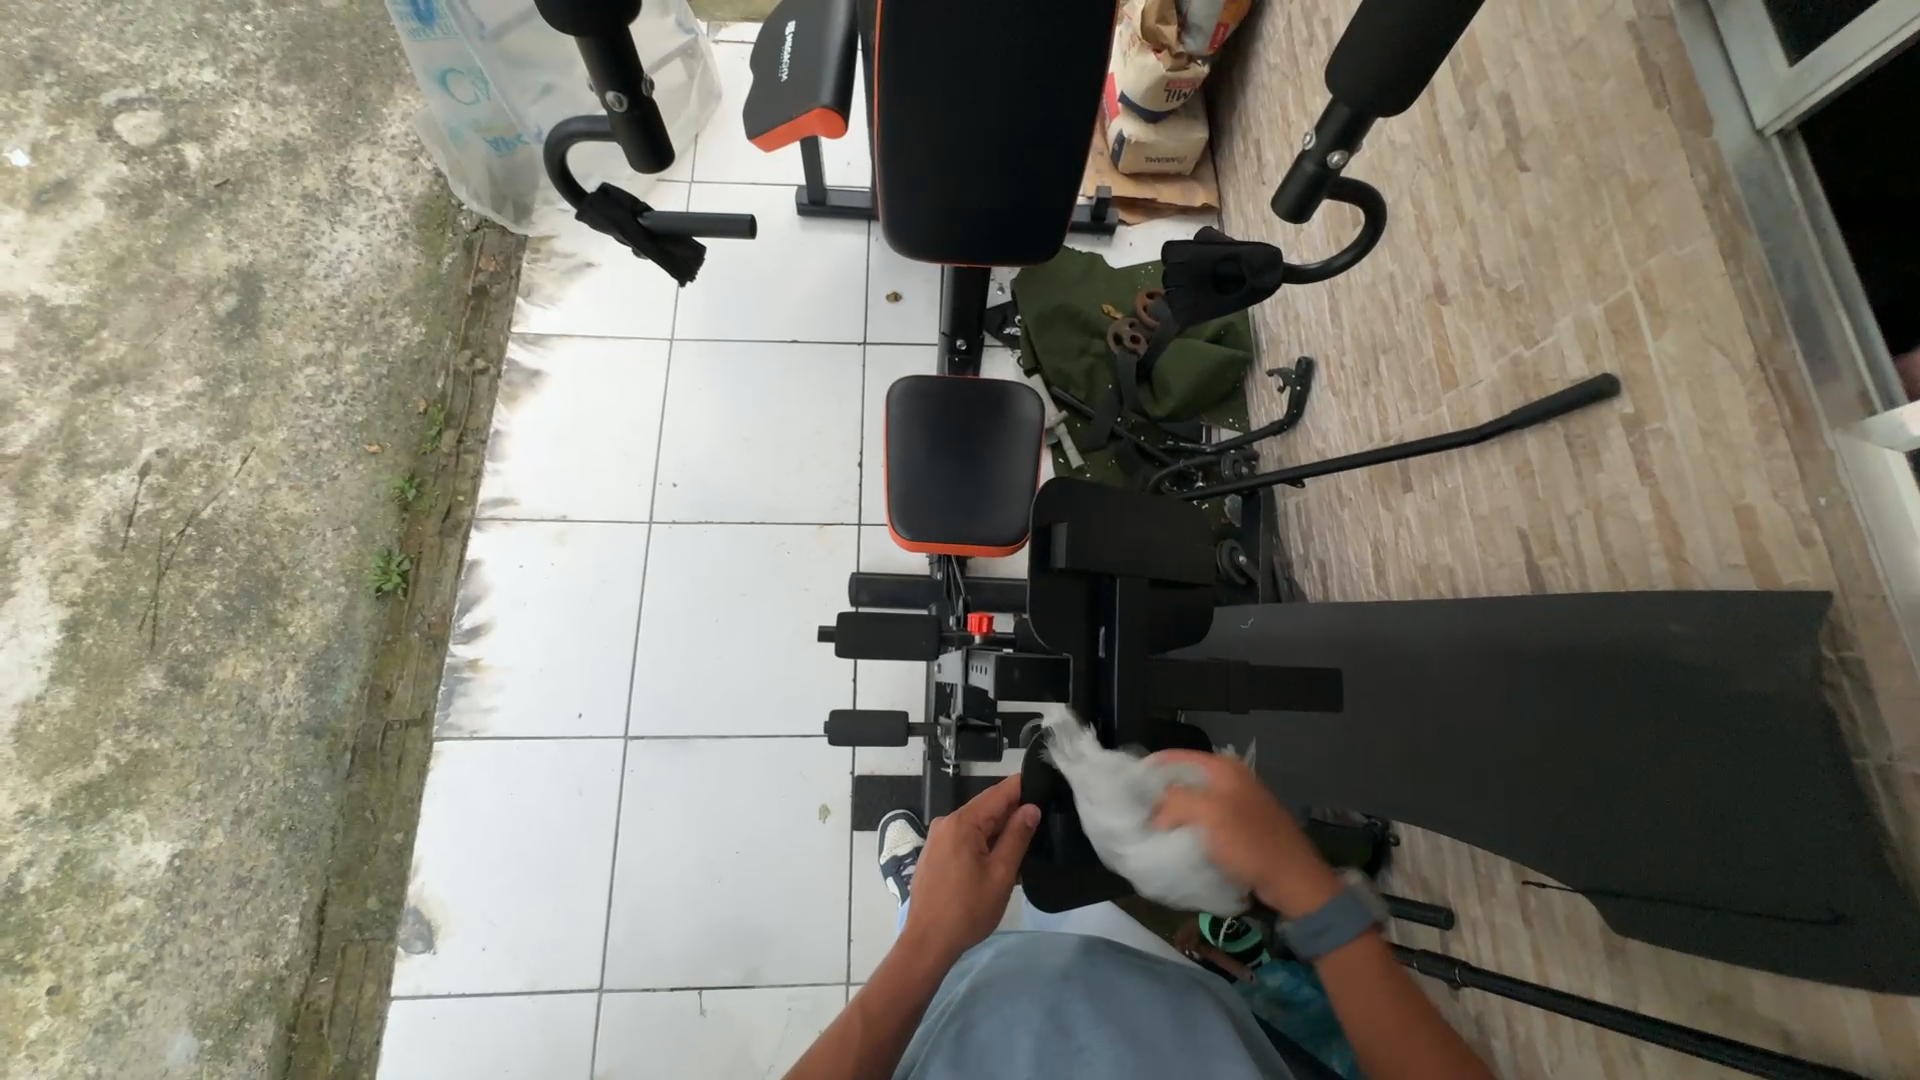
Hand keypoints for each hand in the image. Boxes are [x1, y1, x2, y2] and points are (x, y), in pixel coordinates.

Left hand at [899, 775, 1040, 964]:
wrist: (927, 942)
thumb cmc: (967, 909)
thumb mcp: (1000, 874)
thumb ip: (1017, 837)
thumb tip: (1031, 808)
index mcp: (962, 822)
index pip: (998, 793)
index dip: (1022, 787)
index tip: (1047, 785)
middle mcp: (947, 822)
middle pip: (986, 808)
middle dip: (1013, 812)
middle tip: (1044, 817)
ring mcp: (938, 838)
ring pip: (977, 825)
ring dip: (1000, 831)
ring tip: (1028, 839)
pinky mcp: (936, 854)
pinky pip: (965, 838)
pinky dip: (984, 843)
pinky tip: (1000, 857)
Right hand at [1149, 750, 1340, 918]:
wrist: (1293, 880)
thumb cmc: (1250, 842)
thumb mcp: (1207, 814)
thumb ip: (1175, 801)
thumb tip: (1156, 812)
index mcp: (1222, 768)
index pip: (1174, 757)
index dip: (1149, 769)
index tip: (1127, 788)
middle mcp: (1230, 778)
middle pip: (1183, 779)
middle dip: (1160, 794)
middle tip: (1138, 812)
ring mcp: (1237, 802)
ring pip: (1194, 801)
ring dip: (1175, 814)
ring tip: (1153, 829)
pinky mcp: (1242, 826)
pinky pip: (1207, 821)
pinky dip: (1191, 828)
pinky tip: (1178, 841)